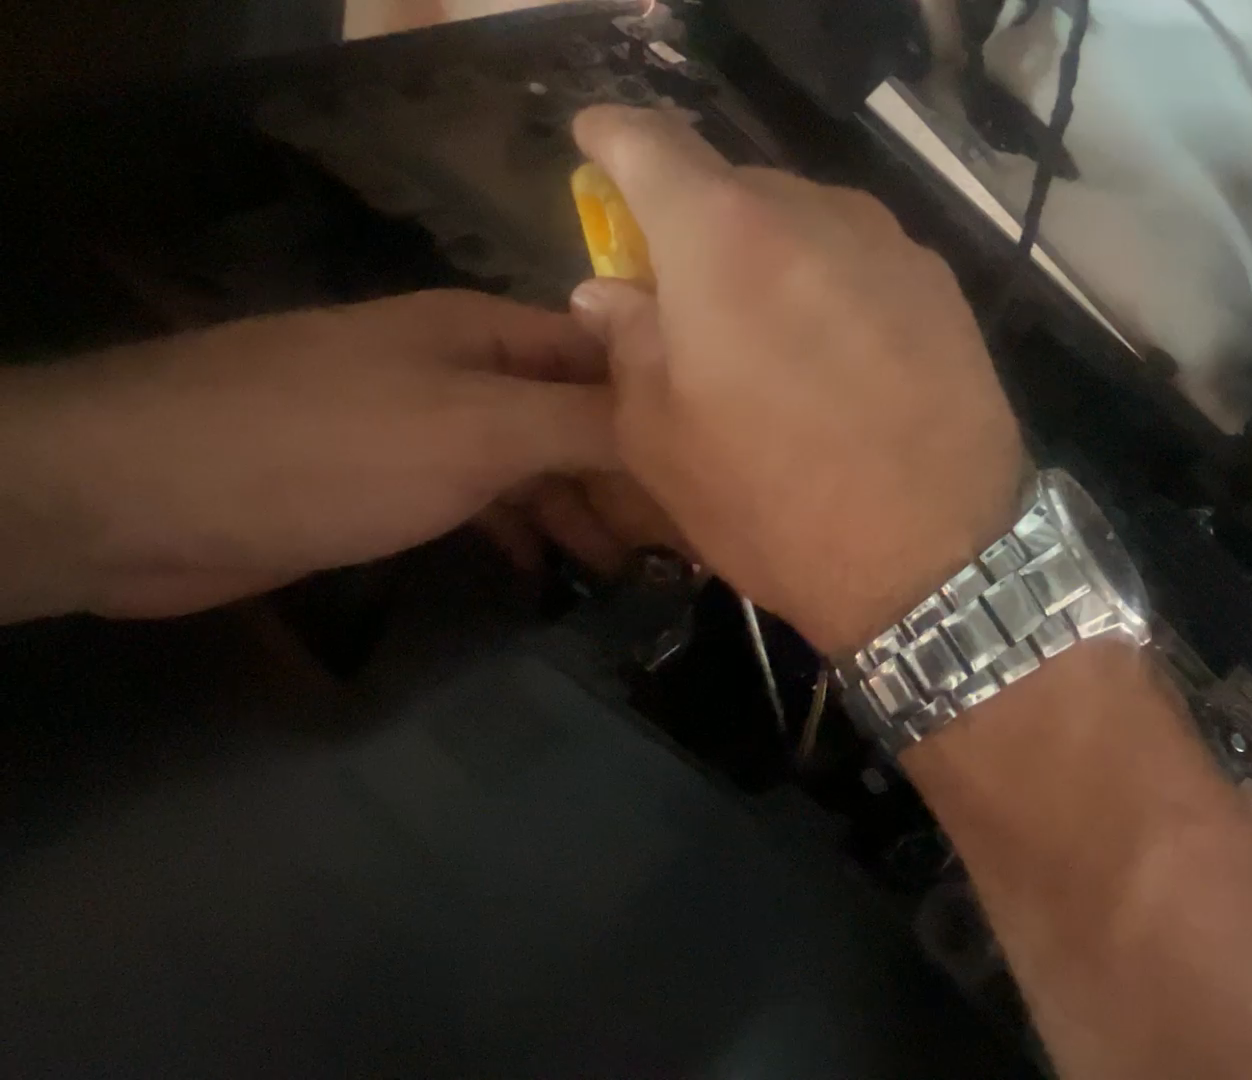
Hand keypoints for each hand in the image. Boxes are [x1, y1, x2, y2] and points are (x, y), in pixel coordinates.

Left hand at [0, 290, 644, 619]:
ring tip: (640, 568)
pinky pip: (494, 501)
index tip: (724, 469)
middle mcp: (472, 371)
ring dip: (590, 512)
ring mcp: (436, 426)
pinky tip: (554, 570)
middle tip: (688, 540)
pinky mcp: (400, 481)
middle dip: (636, 474)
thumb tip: (685, 417)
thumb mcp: (478, 429)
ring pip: (542, 465)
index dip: (671, 407)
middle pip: (583, 418)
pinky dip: (530, 532)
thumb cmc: (326, 447)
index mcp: (492, 334)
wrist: (129, 500)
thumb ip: (586, 424)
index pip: (613, 359)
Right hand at [569, 106, 1025, 652]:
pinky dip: (838, 288)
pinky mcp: (949, 294)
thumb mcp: (663, 443)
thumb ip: (628, 346)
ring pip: (811, 224)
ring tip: (776, 338)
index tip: (599, 150)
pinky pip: (869, 266)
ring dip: (776, 259)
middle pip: (737, 187)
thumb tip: (611, 292)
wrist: (939, 561)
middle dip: (701, 226)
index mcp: (724, 237)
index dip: (614, 139)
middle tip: (693, 296)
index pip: (650, 141)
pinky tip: (845, 357)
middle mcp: (819, 215)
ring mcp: (897, 251)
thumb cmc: (780, 509)